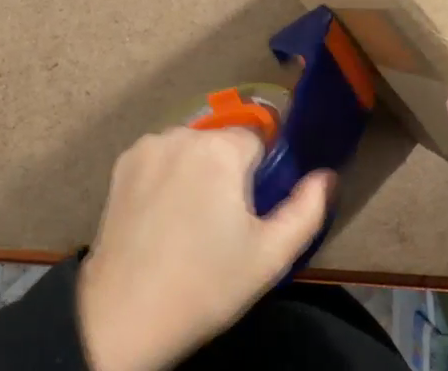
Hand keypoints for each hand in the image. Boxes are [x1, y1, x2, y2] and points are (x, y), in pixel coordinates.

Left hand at [76, 127, 332, 370]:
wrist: (126, 314)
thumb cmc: (206, 284)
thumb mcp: (270, 256)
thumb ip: (306, 210)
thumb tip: (326, 176)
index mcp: (220, 149)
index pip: (257, 142)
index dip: (260, 176)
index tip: (252, 213)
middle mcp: (181, 133)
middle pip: (221, 144)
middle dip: (228, 174)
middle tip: (223, 226)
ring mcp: (146, 146)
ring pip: (189, 150)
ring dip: (196, 173)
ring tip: (190, 225)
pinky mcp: (121, 164)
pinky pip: (159, 159)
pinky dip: (166, 177)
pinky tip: (163, 218)